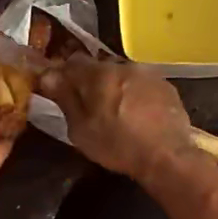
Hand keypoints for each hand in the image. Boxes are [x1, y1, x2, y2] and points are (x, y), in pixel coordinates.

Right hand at [37, 58, 196, 180]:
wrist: (167, 156)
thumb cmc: (117, 146)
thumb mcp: (81, 130)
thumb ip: (65, 99)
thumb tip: (50, 76)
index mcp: (98, 74)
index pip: (72, 62)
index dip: (64, 75)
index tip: (61, 90)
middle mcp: (123, 65)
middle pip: (99, 68)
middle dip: (92, 82)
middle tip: (89, 106)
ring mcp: (148, 74)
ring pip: (122, 75)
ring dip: (115, 87)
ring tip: (116, 112)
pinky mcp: (166, 86)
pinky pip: (142, 85)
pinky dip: (135, 95)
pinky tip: (138, 114)